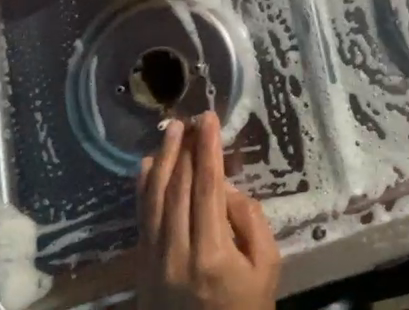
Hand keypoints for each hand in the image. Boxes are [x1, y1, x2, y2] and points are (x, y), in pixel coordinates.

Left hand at [138, 114, 279, 309]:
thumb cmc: (248, 308)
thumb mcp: (266, 266)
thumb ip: (249, 221)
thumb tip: (226, 187)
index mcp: (212, 253)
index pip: (207, 187)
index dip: (207, 148)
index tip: (209, 118)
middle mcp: (177, 255)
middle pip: (178, 188)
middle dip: (185, 148)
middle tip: (191, 117)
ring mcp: (154, 264)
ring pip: (154, 201)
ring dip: (163, 161)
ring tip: (170, 131)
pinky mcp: (142, 270)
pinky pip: (142, 221)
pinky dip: (144, 189)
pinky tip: (149, 166)